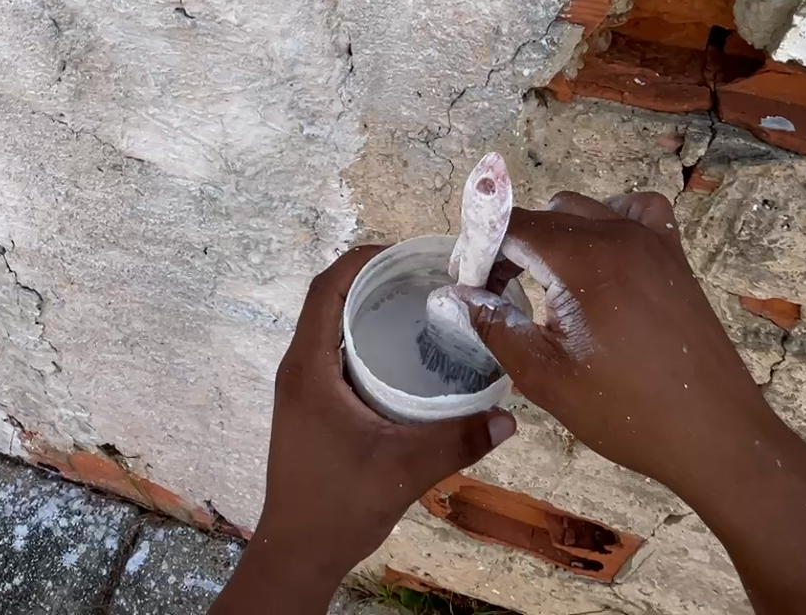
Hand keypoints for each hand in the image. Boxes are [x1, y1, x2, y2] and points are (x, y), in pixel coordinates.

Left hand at [211, 245, 516, 614]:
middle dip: (370, 278)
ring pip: (328, 323)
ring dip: (364, 305)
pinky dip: (361, 335)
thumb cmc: (337, 505)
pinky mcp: (309, 401)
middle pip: (327, 299)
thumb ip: (455, 442)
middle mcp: (298, 366)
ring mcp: (301, 384)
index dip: (360, 261)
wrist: (296, 552)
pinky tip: (398, 351)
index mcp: (308, 366)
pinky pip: (332, 348)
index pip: (325, 289)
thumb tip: (508, 417)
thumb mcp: (401, 470)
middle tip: (420, 275)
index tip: (403, 252)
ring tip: (415, 302)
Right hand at [460, 191, 805, 614]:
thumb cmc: (626, 411)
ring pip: (581, 209)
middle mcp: (618, 233)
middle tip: (498, 292)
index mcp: (584, 258)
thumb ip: (492, 324)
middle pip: (544, 215)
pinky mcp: (673, 254)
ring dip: (552, 234)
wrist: (719, 439)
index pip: (513, 225)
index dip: (481, 250)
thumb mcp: (543, 375)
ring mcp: (652, 239)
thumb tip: (454, 294)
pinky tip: (601, 256)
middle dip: (511, 245)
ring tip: (545, 280)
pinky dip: (607, 220)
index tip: (470, 286)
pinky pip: (632, 210)